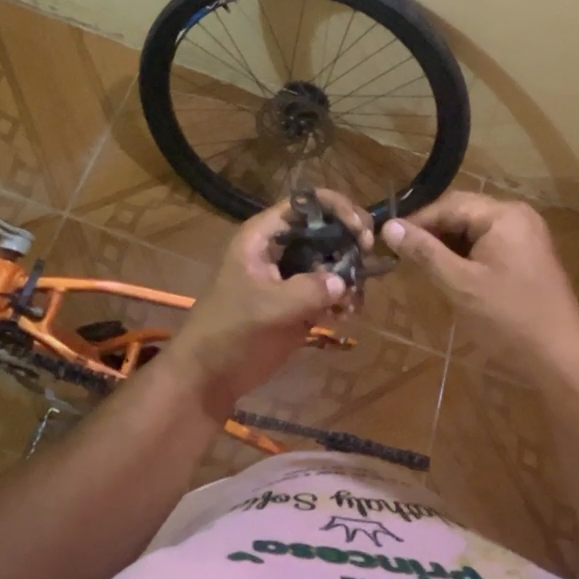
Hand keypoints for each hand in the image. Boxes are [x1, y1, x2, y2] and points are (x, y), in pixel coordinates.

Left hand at [166, 190, 371, 412]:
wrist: (210, 375)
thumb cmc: (231, 331)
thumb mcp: (269, 308)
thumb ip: (309, 290)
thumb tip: (344, 282)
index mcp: (264, 236)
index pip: (306, 203)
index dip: (336, 208)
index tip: (359, 230)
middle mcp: (279, 247)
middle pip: (324, 226)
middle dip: (349, 239)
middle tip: (367, 257)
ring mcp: (290, 274)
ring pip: (330, 257)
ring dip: (350, 271)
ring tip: (357, 298)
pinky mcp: (298, 299)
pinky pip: (329, 286)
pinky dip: (343, 296)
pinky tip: (348, 313)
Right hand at [381, 192, 578, 365]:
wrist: (562, 359)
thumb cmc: (508, 318)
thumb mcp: (459, 284)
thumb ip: (424, 252)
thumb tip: (389, 227)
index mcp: (504, 215)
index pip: (449, 205)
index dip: (416, 221)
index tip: (387, 240)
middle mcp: (518, 216)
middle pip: (463, 214)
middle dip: (432, 233)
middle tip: (401, 255)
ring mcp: (527, 237)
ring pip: (474, 230)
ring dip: (448, 246)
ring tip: (421, 266)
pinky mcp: (529, 257)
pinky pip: (489, 245)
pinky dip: (466, 256)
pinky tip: (450, 275)